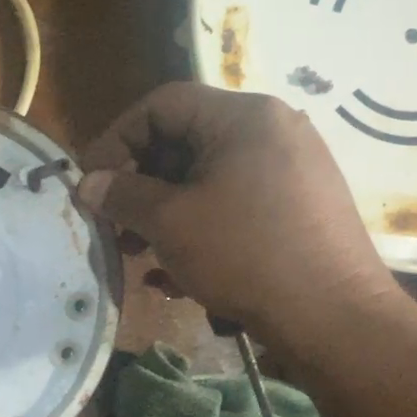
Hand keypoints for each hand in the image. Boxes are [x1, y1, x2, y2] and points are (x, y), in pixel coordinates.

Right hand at [77, 83, 399, 346]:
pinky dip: (193, 226)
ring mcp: (287, 167)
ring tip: (136, 253)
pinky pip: (229, 201)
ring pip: (202, 176)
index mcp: (243, 118)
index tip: (90, 183)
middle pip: (181, 139)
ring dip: (158, 210)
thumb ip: (121, 195)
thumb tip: (86, 183)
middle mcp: (270, 130)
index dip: (115, 139)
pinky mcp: (294, 205)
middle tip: (110, 224)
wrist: (330, 312)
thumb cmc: (243, 253)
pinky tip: (173, 271)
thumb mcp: (168, 222)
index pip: (161, 105)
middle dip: (135, 182)